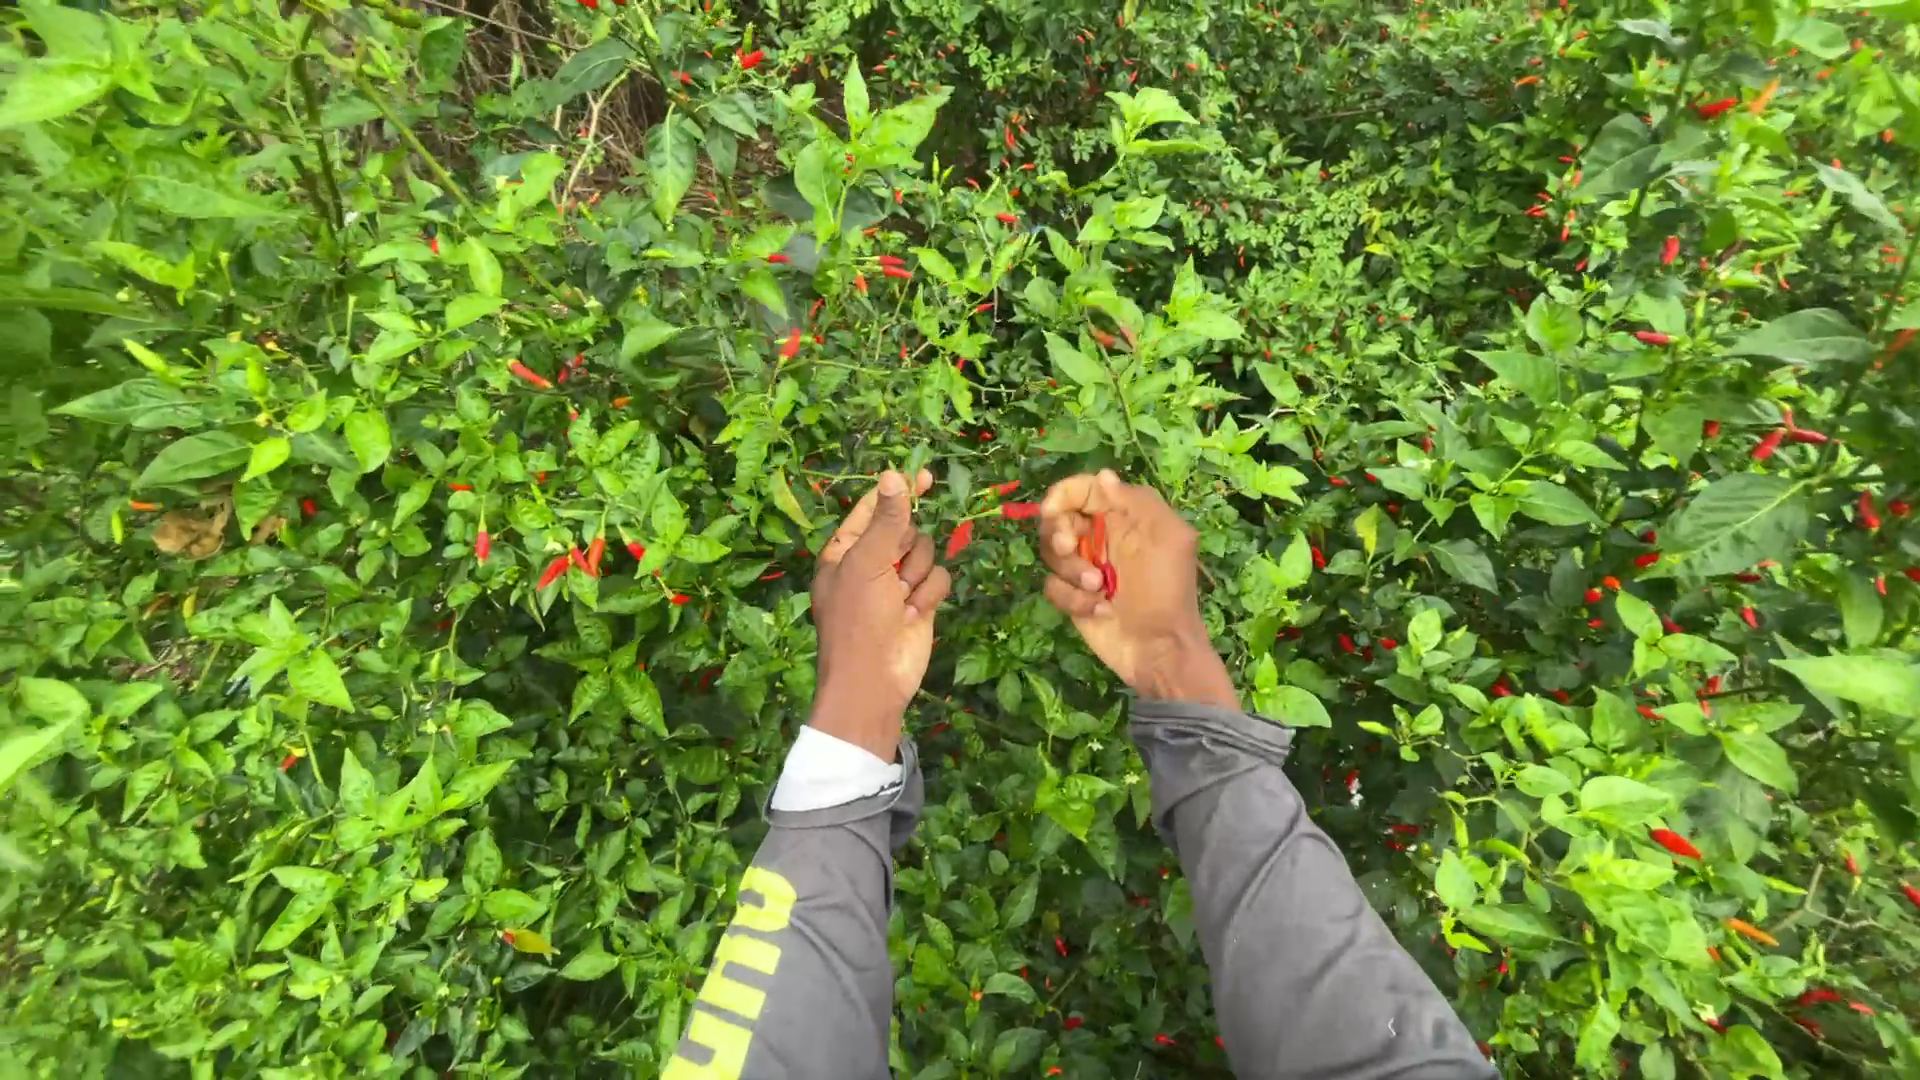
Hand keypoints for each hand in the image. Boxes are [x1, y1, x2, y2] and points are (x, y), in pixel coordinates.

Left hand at [809, 469, 950, 759]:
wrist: (874, 681)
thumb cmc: (858, 620)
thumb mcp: (868, 563)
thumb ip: (886, 519)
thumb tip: (893, 474)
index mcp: (845, 550)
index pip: (873, 509)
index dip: (896, 492)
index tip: (923, 475)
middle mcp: (871, 563)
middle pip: (906, 530)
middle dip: (907, 549)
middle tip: (895, 570)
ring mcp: (897, 584)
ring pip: (926, 553)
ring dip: (918, 576)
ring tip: (901, 601)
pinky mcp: (920, 602)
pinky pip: (939, 578)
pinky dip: (929, 595)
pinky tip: (914, 615)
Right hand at [1038, 470, 1237, 708]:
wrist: (1159, 649)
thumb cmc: (1165, 591)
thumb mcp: (1166, 537)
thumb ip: (1135, 501)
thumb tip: (1103, 475)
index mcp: (1125, 516)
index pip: (1082, 490)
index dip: (1062, 495)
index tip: (1053, 511)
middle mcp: (1101, 538)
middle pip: (1057, 519)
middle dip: (1060, 535)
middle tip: (1071, 549)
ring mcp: (1084, 568)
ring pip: (1050, 553)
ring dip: (1071, 571)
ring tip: (1099, 588)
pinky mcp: (1072, 597)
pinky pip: (1051, 586)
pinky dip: (1072, 598)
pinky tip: (1098, 609)